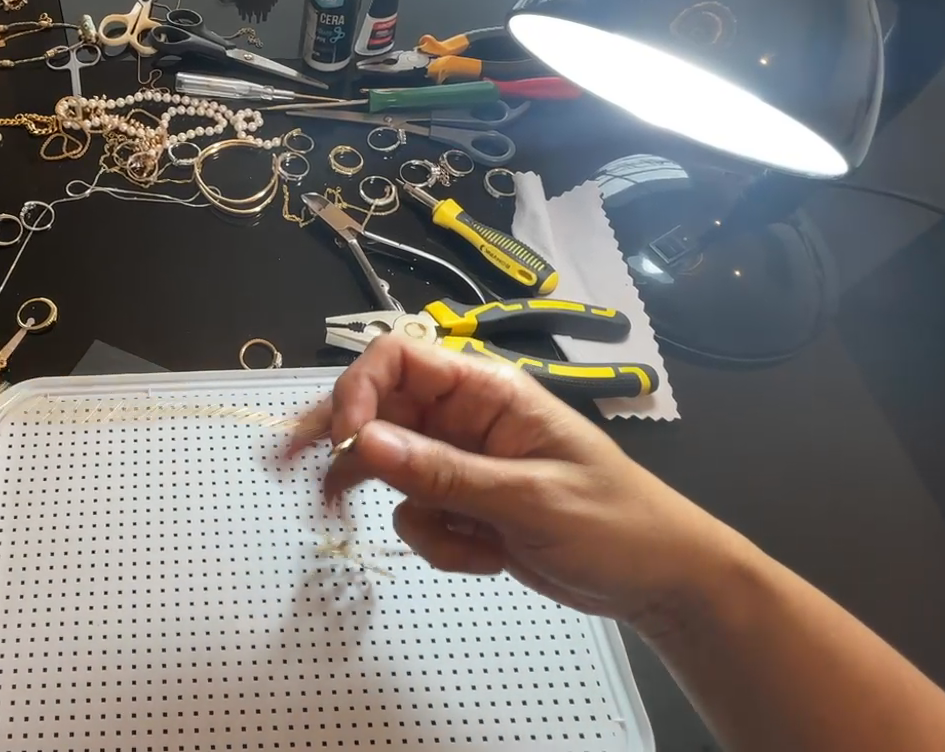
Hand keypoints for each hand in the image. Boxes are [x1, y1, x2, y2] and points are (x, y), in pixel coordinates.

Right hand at [287, 335, 750, 632]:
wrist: (659, 582)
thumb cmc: (614, 522)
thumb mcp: (532, 498)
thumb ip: (444, 473)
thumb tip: (362, 443)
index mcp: (483, 391)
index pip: (401, 361)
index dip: (362, 386)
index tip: (346, 436)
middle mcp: (459, 416)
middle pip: (376, 408)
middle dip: (338, 437)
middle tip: (285, 462)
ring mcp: (454, 459)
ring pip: (384, 463)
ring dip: (378, 496)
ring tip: (340, 513)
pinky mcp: (455, 500)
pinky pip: (412, 512)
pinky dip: (433, 541)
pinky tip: (481, 557)